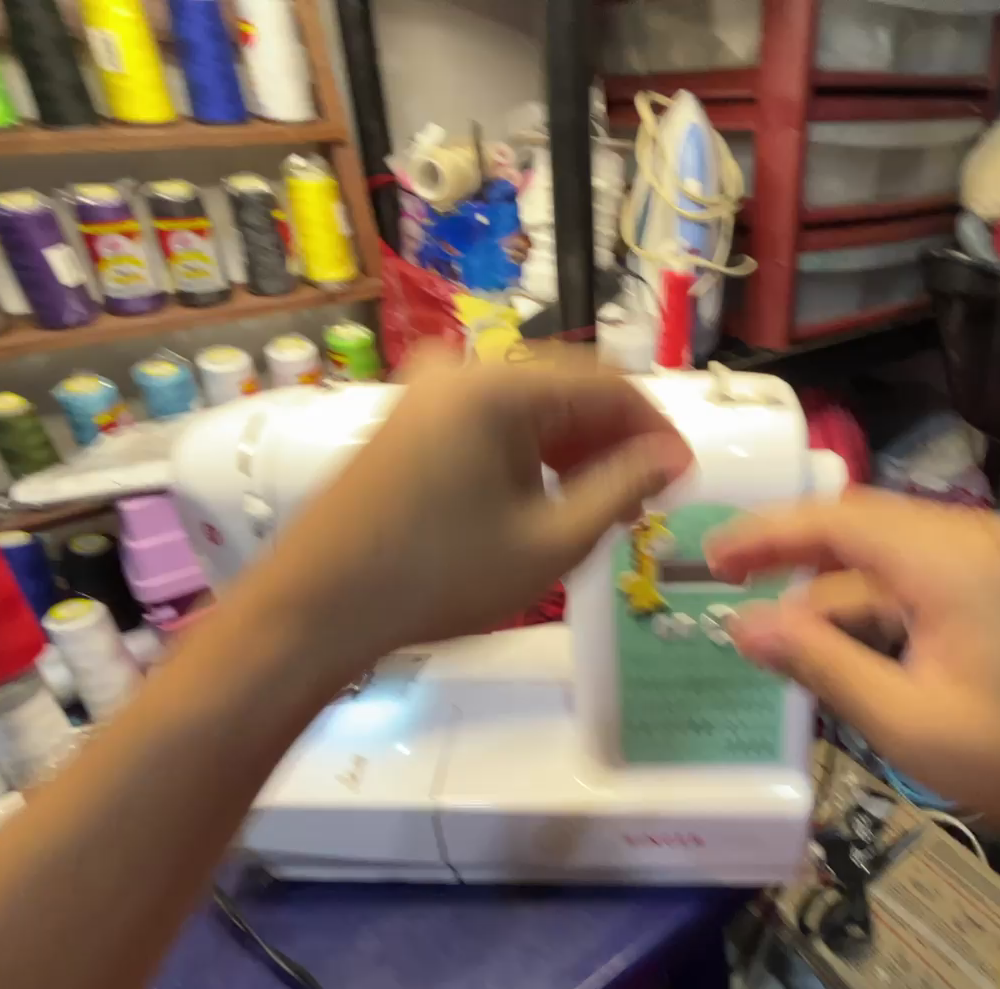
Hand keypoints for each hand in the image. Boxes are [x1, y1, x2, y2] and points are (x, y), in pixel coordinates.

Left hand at [262, 352, 692, 657]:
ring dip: (576, 450)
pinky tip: (547, 496)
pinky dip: (532, 453)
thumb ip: (622, 488)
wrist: (316, 608)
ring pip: (532, 407)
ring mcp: (430, 390)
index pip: (608, 386)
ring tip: (603, 509)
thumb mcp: (551, 542)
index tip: (684, 479)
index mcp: (500, 386)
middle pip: (569, 390)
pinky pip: (492, 421)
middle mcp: (464, 369)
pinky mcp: (411, 417)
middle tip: (644, 503)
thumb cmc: (440, 579)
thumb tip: (673, 457)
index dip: (656, 432)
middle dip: (616, 444)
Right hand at [704, 489, 999, 850]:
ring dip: (828, 588)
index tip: (710, 559)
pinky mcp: (996, 581)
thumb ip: (818, 663)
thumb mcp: (905, 720)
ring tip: (784, 634)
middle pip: (854, 527)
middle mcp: (966, 537)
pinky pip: (912, 574)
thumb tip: (742, 626)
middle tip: (731, 587)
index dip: (764, 534)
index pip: (832, 521)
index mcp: (946, 560)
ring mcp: (987, 556)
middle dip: (789, 555)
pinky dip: (868, 601)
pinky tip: (845, 640)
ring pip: (881, 554)